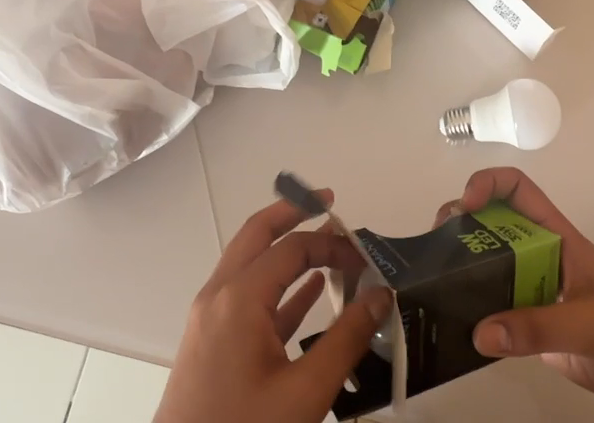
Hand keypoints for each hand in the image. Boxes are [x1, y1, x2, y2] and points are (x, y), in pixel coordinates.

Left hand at [155, 190, 391, 422]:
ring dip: (286, 248)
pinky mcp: (212, 343)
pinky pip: (248, 297)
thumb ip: (347, 339)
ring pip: (250, 263)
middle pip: (257, 234)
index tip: (366, 260)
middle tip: (329, 202)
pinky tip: (311, 290)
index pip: (291, 248)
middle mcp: (218, 296)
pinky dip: (279, 286)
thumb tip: (382, 296)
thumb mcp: (305, 391)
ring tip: (329, 243)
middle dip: (293, 213)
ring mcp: (210, 319)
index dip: (332, 245)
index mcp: (238, 298)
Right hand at [449, 168, 593, 422]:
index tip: (466, 204)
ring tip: (432, 281)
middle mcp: (539, 256)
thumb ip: (539, 327)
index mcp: (557, 237)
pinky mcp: (530, 323)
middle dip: (462, 223)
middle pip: (492, 223)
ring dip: (460, 265)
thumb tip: (481, 332)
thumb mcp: (591, 322)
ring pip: (487, 264)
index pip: (518, 189)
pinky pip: (492, 307)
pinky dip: (470, 308)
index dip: (490, 184)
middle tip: (436, 244)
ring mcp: (533, 288)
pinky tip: (452, 321)